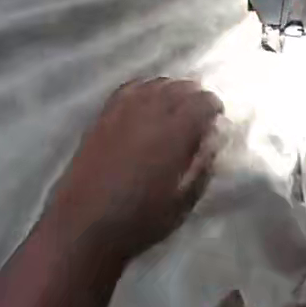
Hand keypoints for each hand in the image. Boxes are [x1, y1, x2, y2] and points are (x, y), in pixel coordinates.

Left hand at [40, 78, 222, 264]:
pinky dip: (144, 87)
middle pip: (178, 87)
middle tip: (201, 108)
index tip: (218, 115)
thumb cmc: (140, 218)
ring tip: (177, 102)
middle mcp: (149, 111)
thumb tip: (213, 137)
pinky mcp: (103, 114)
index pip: (201, 102)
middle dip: (194, 93)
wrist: (86, 222)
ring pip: (153, 84)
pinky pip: (129, 88)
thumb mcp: (183, 200)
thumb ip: (202, 164)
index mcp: (173, 132)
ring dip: (170, 89)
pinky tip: (146, 98)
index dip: (213, 105)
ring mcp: (123, 109)